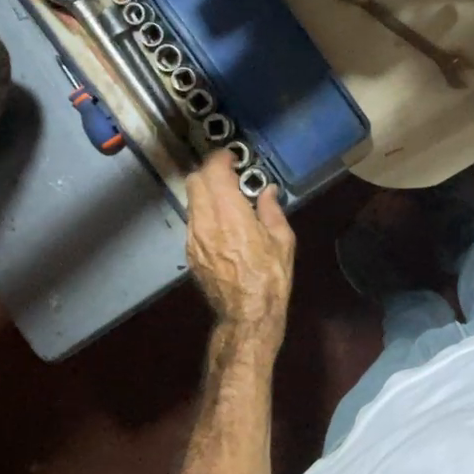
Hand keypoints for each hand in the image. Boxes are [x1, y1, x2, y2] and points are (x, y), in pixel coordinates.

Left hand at [186, 151, 294, 324]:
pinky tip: (221, 225)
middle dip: (210, 172)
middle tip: (228, 175)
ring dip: (206, 193)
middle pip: (195, 181)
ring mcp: (194, 238)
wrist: (247, 315)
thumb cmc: (270, 278)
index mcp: (230, 214)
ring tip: (227, 200)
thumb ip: (271, 210)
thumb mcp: (282, 241)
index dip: (221, 159)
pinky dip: (204, 213)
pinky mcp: (191, 253)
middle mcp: (206, 221)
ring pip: (191, 201)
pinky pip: (193, 222)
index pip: (214, 172)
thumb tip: (268, 191)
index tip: (232, 158)